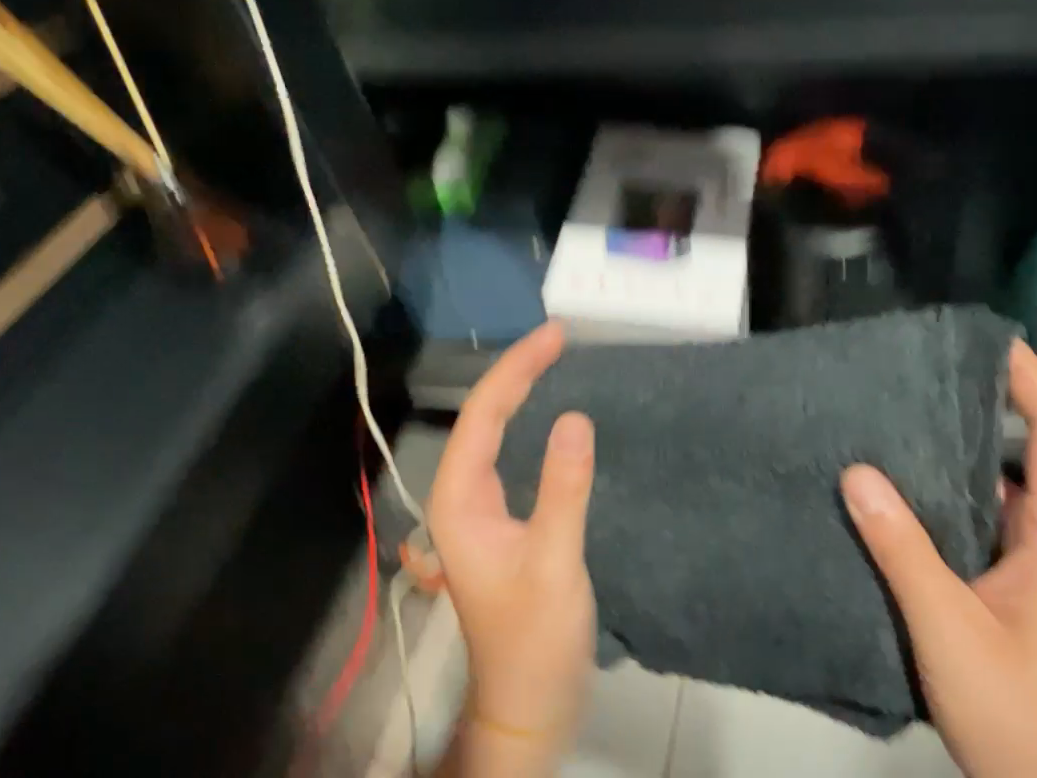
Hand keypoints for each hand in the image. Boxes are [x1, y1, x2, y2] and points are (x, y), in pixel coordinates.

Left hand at [429, 322, 595, 771]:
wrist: (527, 702)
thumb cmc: (535, 638)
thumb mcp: (555, 562)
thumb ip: (564, 489)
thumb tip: (576, 417)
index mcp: (460, 499)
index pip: (483, 413)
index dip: (517, 368)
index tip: (555, 334)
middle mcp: (460, 497)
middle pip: (482, 417)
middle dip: (517, 372)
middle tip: (558, 337)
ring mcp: (476, 511)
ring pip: (492, 435)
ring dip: (519, 394)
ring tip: (551, 359)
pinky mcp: (498, 524)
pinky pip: (506, 456)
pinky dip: (525, 425)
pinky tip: (542, 416)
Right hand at [842, 341, 1036, 777]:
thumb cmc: (1017, 711)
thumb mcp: (949, 628)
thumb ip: (902, 549)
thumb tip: (857, 472)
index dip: (1029, 376)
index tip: (981, 337)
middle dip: (988, 399)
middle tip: (920, 366)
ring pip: (1010, 482)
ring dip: (966, 445)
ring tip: (901, 411)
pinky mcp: (1021, 584)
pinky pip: (991, 515)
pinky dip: (955, 489)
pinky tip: (905, 484)